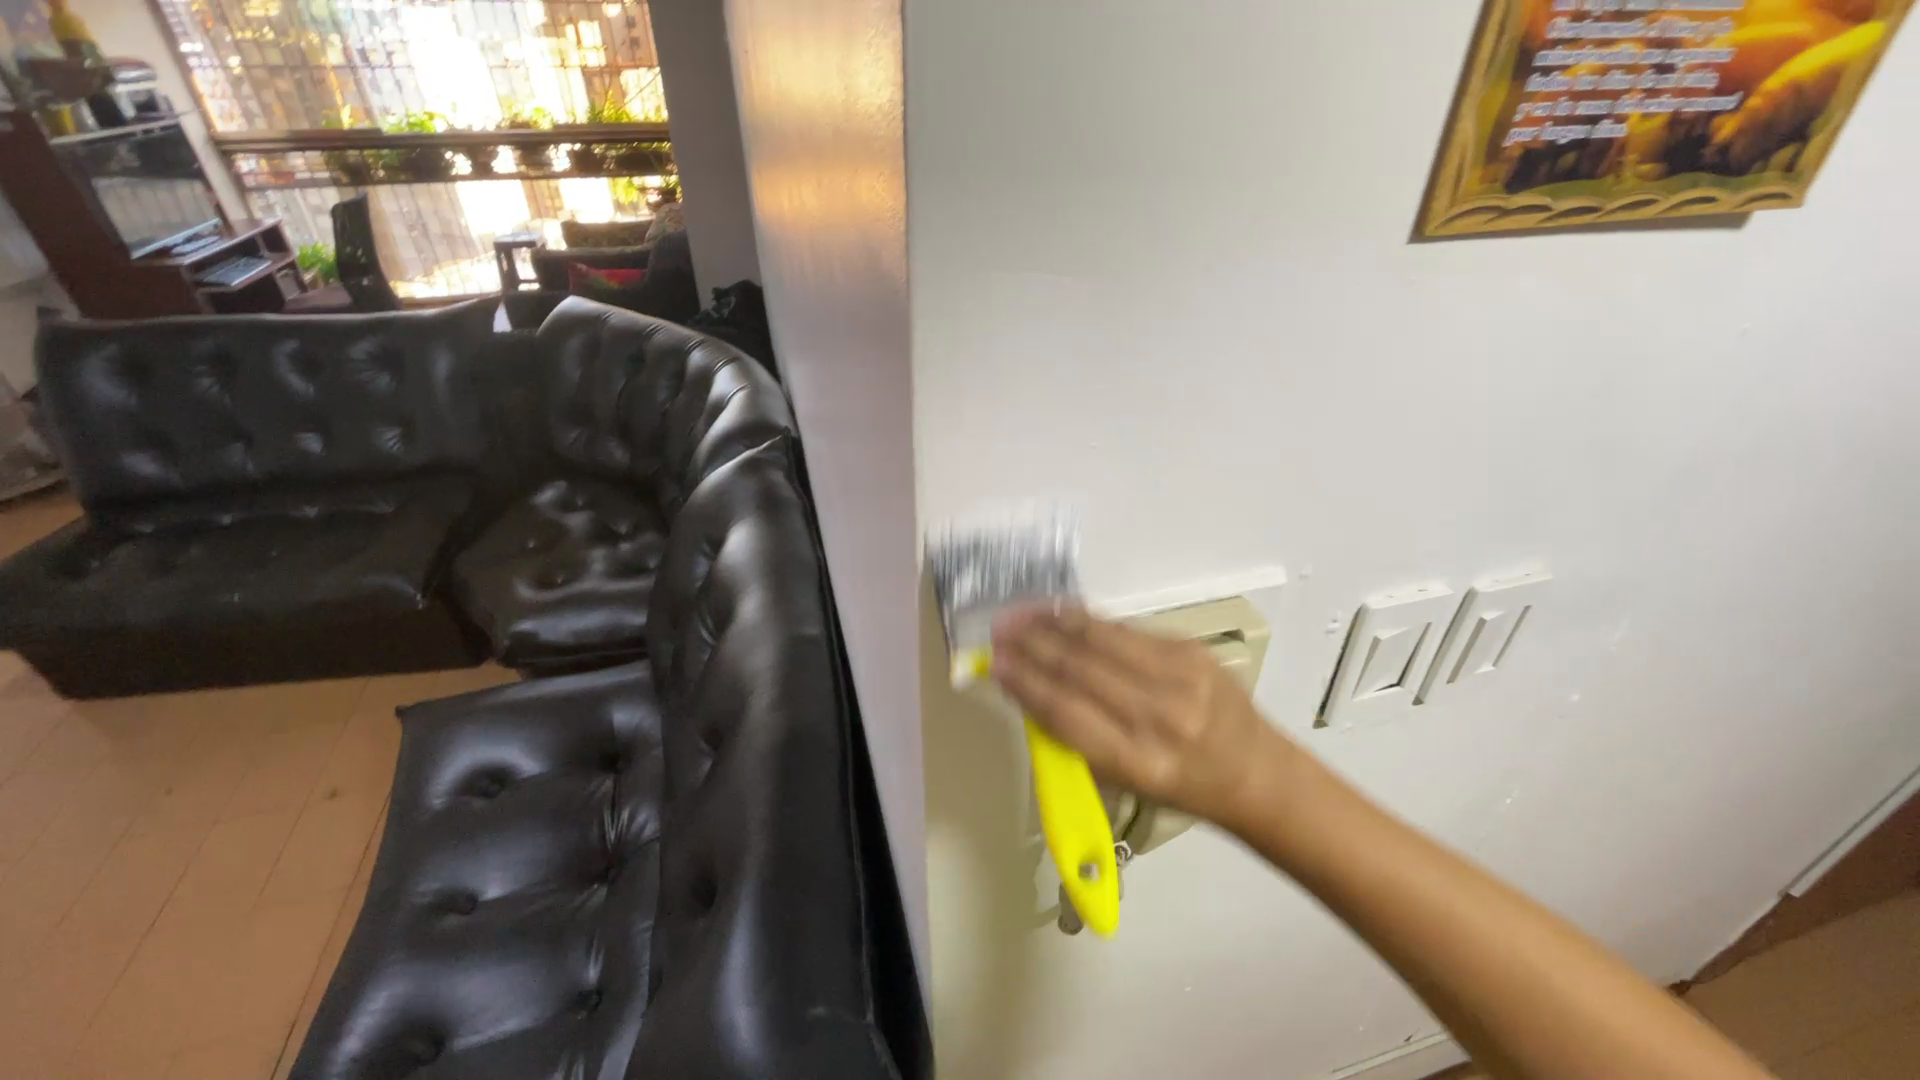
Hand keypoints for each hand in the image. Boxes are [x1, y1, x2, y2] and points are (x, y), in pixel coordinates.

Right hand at [990, 606, 1281, 824]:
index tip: (996, 665)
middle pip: (1080, 669)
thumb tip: (1028, 687)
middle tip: (998, 630)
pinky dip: (1086, 619)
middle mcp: (1160, 717)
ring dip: (1053, 622)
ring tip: (1020, 613)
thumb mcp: (1126, 780)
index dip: (1026, 684)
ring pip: (1100, 638)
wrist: (1254, 771)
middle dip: (1032, 645)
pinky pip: (1126, 629)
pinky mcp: (1191, 649)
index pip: (1067, 713)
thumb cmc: (1182, 787)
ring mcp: (1181, 677)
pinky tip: (1060, 612)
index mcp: (1139, 762)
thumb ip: (1078, 736)